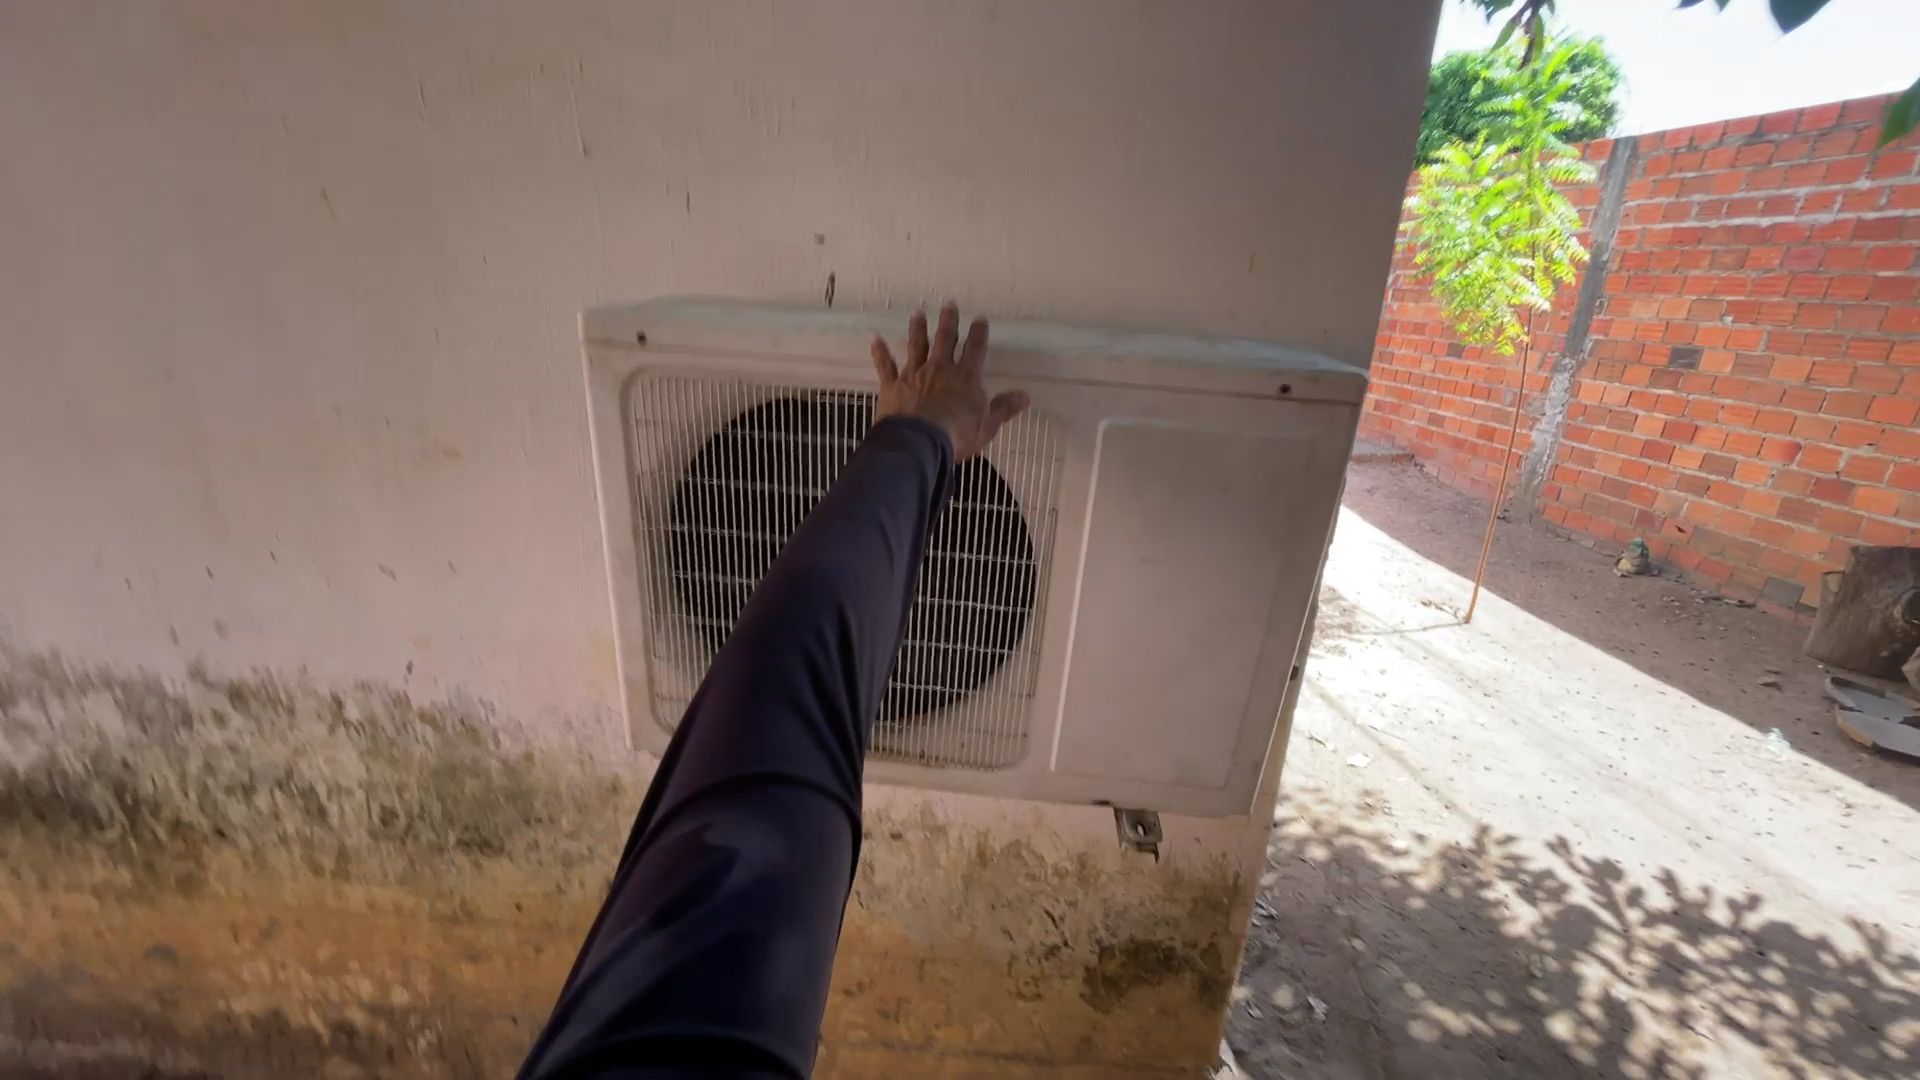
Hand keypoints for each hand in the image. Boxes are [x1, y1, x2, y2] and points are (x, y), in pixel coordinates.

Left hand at [871, 302, 1029, 460]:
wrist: (920, 442)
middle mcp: (940, 369)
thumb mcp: (988, 425)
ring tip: (918, 313)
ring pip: (917, 346)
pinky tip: (876, 340)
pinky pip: (885, 367)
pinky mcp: (892, 386)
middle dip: (948, 321)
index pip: (975, 349)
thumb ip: (1004, 408)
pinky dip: (880, 353)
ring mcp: (914, 375)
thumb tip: (1025, 396)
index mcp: (966, 377)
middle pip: (945, 340)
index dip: (979, 333)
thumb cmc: (957, 435)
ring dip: (918, 329)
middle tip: (948, 303)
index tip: (980, 319)